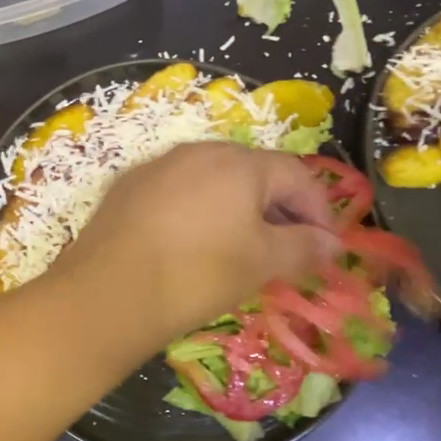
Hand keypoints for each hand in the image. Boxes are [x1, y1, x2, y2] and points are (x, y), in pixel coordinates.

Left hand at [49, 142, 340, 340]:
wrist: (109, 290)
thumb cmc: (198, 273)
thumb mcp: (261, 263)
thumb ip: (303, 247)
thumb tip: (332, 243)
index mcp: (238, 162)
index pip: (295, 175)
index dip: (319, 210)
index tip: (327, 247)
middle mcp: (197, 151)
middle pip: (252, 171)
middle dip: (277, 207)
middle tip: (288, 248)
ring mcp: (157, 165)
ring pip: (211, 180)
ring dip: (236, 208)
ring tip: (243, 248)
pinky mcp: (127, 186)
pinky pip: (176, 191)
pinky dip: (197, 211)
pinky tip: (193, 243)